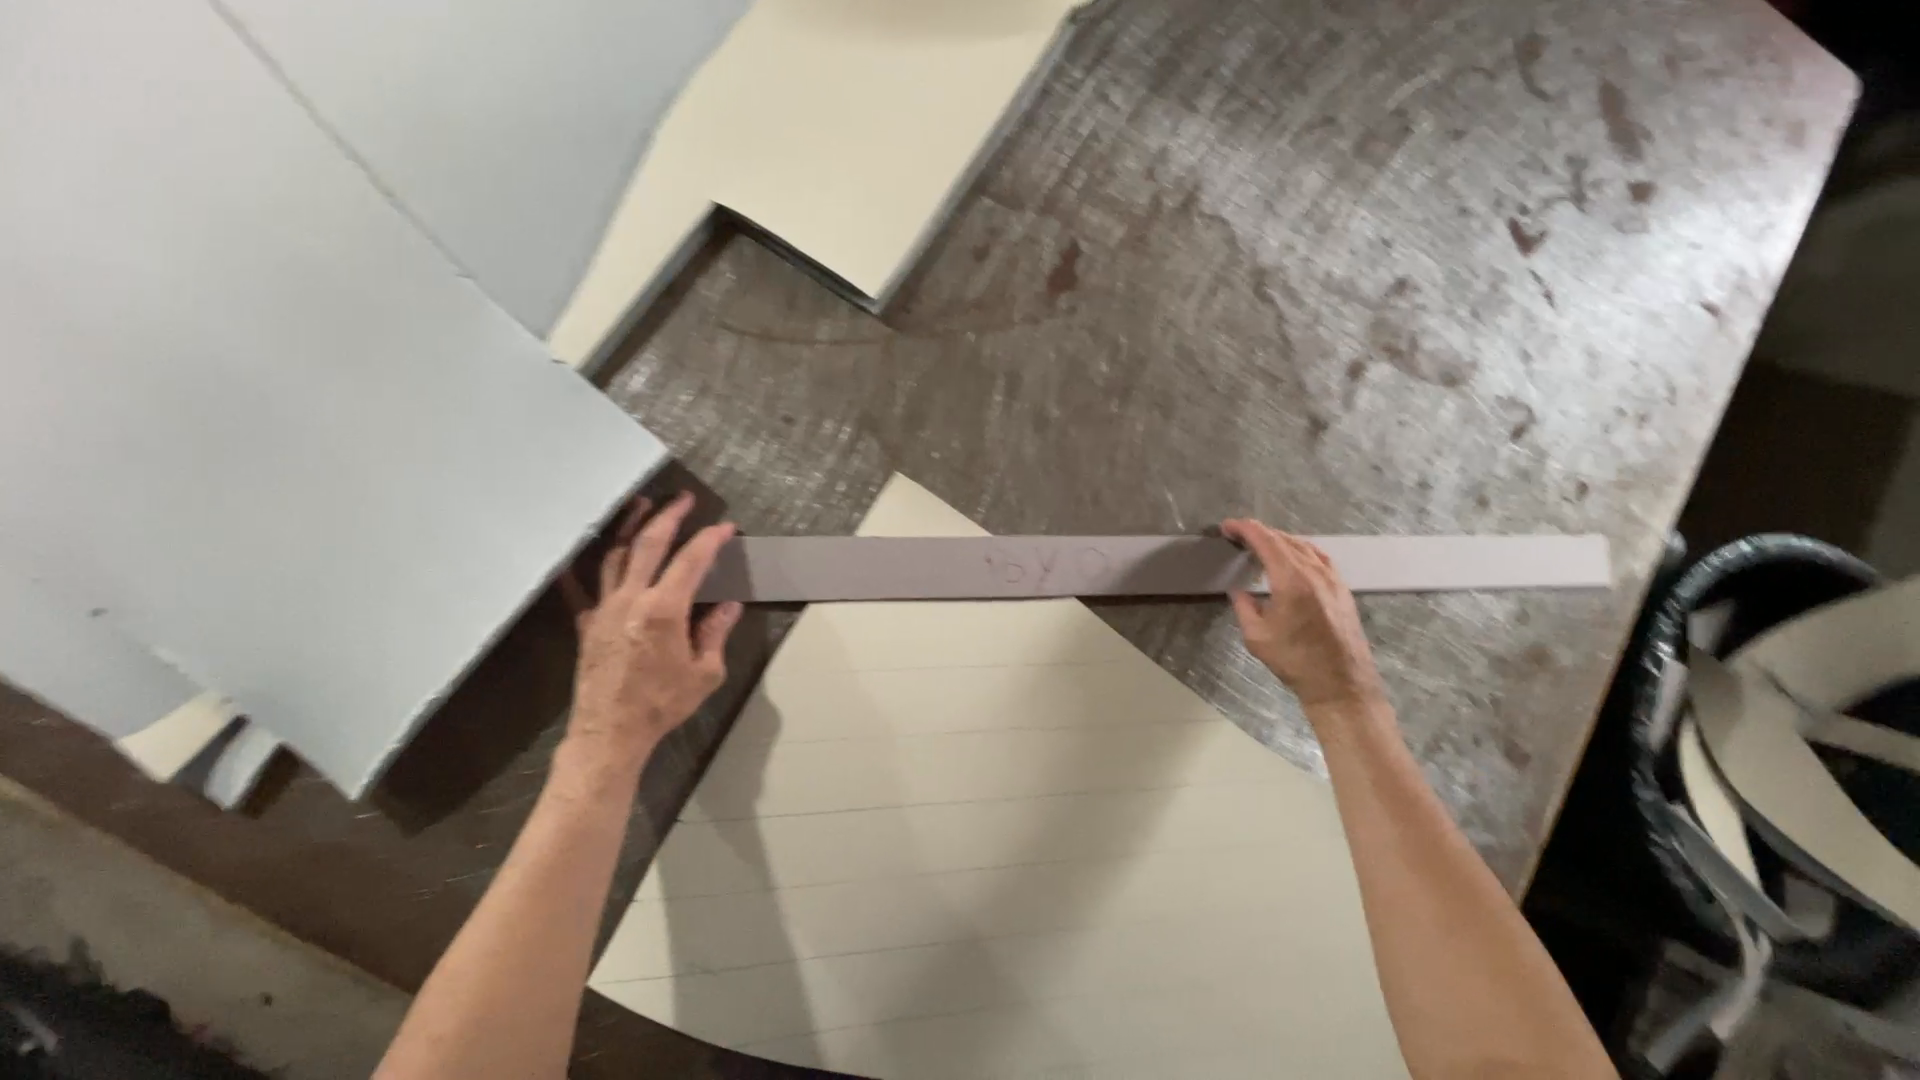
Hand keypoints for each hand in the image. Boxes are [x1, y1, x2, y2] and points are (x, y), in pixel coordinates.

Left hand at [560, 492, 742, 758]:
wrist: (611, 731)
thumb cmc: (663, 704)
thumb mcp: (705, 672)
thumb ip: (715, 633)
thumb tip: (728, 606)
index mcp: (665, 609)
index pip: (691, 560)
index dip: (710, 540)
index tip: (726, 528)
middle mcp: (631, 599)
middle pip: (649, 543)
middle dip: (669, 516)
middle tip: (684, 499)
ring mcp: (604, 608)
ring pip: (614, 555)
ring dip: (629, 526)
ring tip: (641, 506)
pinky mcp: (586, 623)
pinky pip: (580, 588)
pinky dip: (577, 566)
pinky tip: (574, 552)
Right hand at [1221, 519, 1386, 716]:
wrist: (1340, 683)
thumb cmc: (1295, 661)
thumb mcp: (1257, 636)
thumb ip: (1244, 607)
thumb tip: (1238, 590)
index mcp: (1292, 580)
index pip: (1266, 542)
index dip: (1245, 529)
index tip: (1228, 527)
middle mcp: (1315, 573)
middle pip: (1285, 540)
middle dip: (1260, 533)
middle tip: (1239, 534)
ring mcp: (1333, 579)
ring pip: (1304, 547)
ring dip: (1281, 540)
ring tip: (1262, 544)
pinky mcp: (1342, 589)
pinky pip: (1320, 558)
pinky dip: (1301, 550)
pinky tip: (1294, 558)